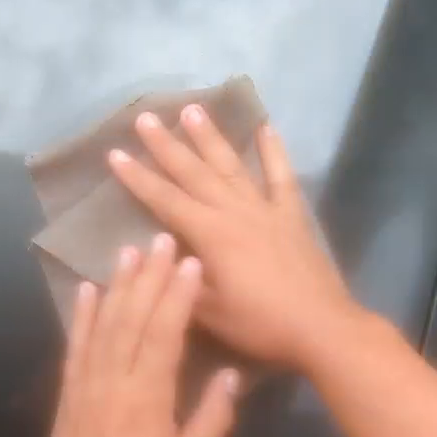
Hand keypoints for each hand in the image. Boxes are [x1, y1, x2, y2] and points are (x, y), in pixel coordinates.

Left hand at [35, 234, 241, 436]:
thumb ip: (212, 418)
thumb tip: (229, 375)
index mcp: (147, 398)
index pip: (164, 333)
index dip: (177, 295)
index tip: (189, 262)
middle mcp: (113, 381)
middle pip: (132, 318)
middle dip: (149, 276)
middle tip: (162, 239)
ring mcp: (86, 384)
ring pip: (103, 324)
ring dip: (117, 285)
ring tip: (129, 249)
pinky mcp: (68, 392)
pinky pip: (76, 345)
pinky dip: (82, 315)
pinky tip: (87, 289)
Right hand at [109, 105, 361, 368]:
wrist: (320, 327)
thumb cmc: (261, 324)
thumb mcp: (211, 314)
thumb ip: (183, 283)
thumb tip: (158, 259)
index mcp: (211, 236)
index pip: (165, 201)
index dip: (138, 178)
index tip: (115, 153)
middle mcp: (235, 213)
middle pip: (194, 173)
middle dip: (166, 146)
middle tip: (145, 118)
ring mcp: (266, 210)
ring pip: (232, 166)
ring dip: (210, 137)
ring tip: (192, 109)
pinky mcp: (292, 216)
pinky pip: (282, 177)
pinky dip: (273, 152)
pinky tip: (266, 127)